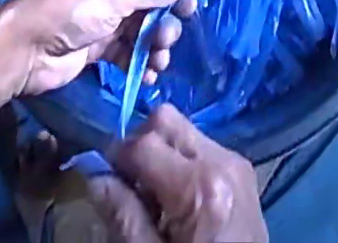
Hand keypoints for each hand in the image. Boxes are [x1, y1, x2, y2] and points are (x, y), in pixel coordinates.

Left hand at [0, 0, 197, 96]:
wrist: (28, 48)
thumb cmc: (73, 12)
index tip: (190, 11)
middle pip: (156, 5)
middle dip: (166, 24)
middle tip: (165, 42)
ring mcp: (111, 21)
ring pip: (145, 31)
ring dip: (156, 47)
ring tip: (157, 63)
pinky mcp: (102, 48)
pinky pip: (131, 53)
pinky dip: (142, 63)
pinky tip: (147, 76)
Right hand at [87, 105, 267, 242]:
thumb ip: (123, 216)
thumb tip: (94, 174)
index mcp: (199, 186)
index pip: (145, 143)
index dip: (116, 157)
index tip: (102, 179)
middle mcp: (222, 160)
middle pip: (167, 120)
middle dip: (139, 144)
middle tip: (127, 186)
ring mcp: (236, 161)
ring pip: (184, 129)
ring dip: (160, 152)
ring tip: (153, 198)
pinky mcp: (242, 170)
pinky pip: (201, 146)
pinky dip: (181, 162)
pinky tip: (176, 199)